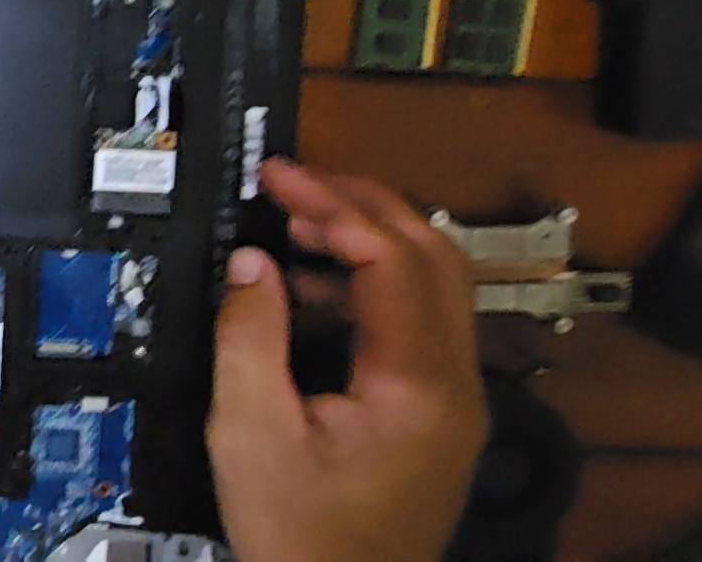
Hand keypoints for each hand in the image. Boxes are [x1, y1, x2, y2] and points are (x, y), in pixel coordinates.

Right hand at [209, 159, 486, 561]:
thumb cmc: (295, 524)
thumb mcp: (249, 427)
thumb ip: (247, 334)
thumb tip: (250, 259)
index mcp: (417, 385)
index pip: (392, 261)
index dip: (333, 206)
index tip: (275, 177)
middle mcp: (454, 380)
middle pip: (433, 256)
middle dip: (361, 201)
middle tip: (291, 179)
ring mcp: (452, 393)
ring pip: (432, 280)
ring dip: (367, 233)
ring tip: (294, 217)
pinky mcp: (433, 403)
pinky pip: (411, 314)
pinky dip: (364, 275)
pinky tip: (309, 279)